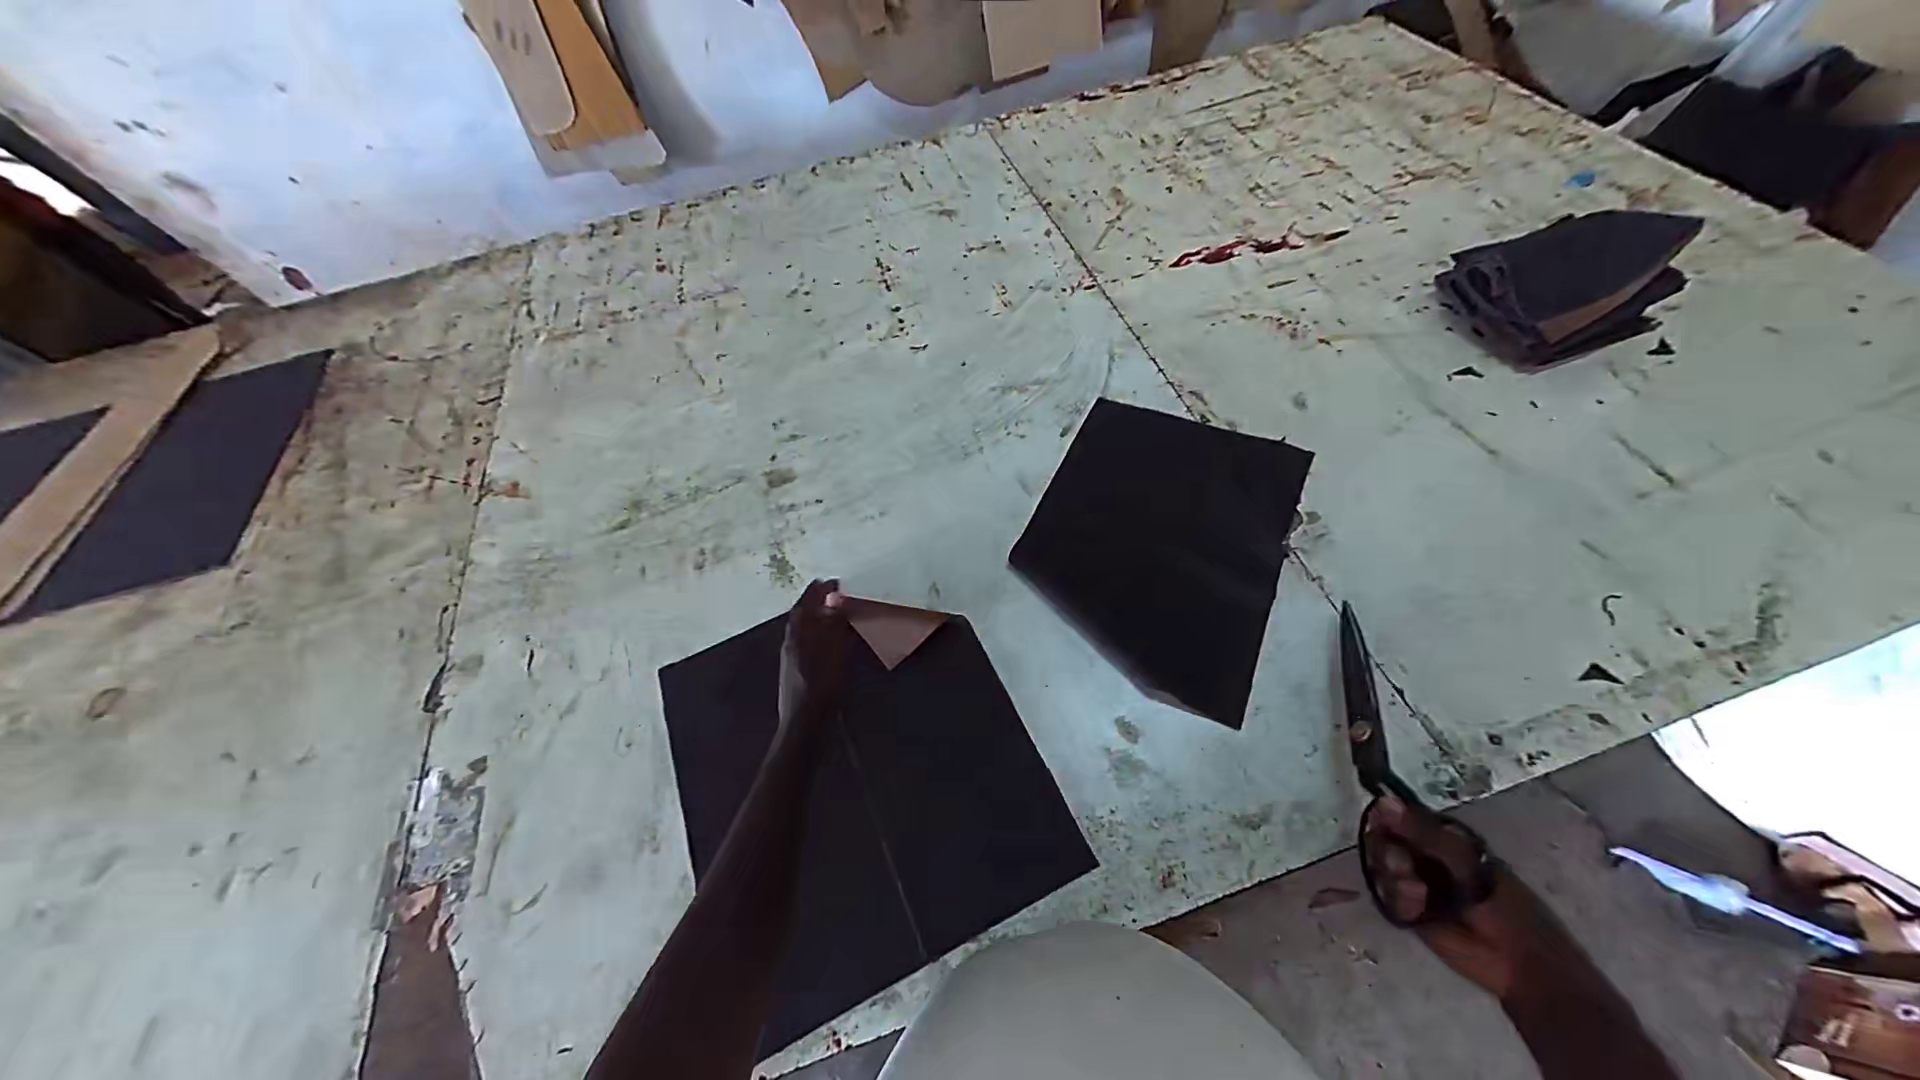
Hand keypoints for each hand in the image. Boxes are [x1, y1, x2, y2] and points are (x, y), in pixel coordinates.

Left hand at [778, 579, 847, 728]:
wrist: (805, 723)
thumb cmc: (823, 684)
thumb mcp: (835, 650)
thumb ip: (835, 624)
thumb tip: (835, 599)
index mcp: (798, 633)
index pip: (806, 603)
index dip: (818, 590)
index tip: (830, 580)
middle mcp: (790, 642)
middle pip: (801, 615)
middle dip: (815, 602)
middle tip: (831, 593)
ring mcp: (790, 658)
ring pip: (802, 629)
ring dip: (815, 617)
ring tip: (831, 612)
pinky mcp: (794, 671)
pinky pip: (805, 642)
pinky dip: (815, 633)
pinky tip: (826, 640)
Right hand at [1364, 797, 1572, 1003]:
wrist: (1520, 963)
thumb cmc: (1503, 905)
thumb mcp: (1465, 861)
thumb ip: (1424, 832)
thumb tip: (1383, 801)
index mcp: (1441, 837)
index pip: (1400, 815)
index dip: (1385, 818)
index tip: (1380, 825)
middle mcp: (1422, 856)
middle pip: (1383, 839)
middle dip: (1386, 850)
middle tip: (1402, 865)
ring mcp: (1412, 883)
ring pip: (1380, 866)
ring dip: (1392, 876)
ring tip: (1415, 890)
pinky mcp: (1406, 910)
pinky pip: (1386, 896)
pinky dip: (1398, 899)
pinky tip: (1417, 907)